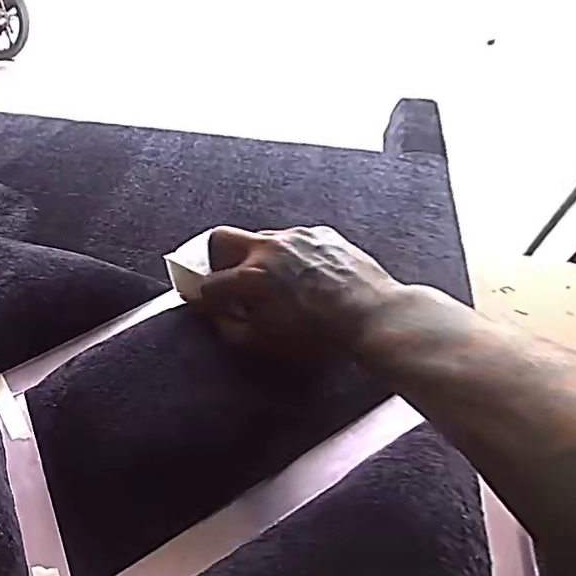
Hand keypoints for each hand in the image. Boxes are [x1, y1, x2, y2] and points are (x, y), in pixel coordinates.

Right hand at [194, 226, 406, 355]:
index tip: (203, 300)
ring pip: (261, 238)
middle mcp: (270, 248)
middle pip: (221, 238)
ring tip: (272, 281)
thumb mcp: (266, 341)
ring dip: (257, 257)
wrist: (373, 315)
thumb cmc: (320, 334)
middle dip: (214, 258)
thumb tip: (218, 316)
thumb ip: (231, 328)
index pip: (208, 282)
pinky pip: (294, 240)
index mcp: (251, 276)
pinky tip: (303, 277)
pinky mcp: (323, 234)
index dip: (202, 295)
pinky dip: (289, 256)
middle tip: (225, 278)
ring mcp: (297, 237)